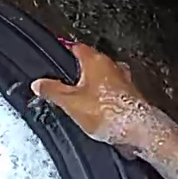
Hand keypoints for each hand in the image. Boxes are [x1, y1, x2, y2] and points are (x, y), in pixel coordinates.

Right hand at [31, 44, 177, 163]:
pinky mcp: (132, 95)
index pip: (77, 47)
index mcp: (95, 61)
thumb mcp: (69, 102)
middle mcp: (112, 66)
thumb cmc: (109, 112)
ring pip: (103, 76)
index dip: (65, 50)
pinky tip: (98, 109)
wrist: (139, 131)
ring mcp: (124, 80)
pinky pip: (113, 91)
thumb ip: (52, 90)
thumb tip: (38, 84)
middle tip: (65, 82)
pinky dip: (104, 96)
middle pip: (90, 62)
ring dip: (93, 84)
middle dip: (78, 71)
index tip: (59, 54)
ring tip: (81, 98)